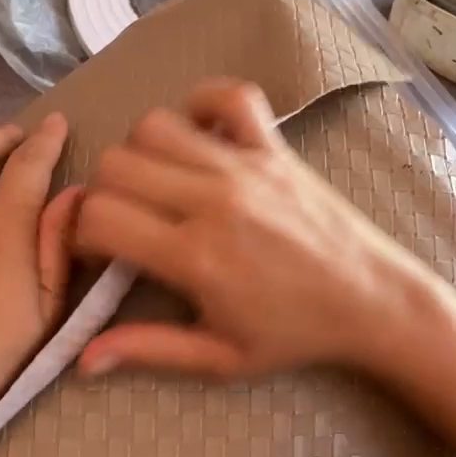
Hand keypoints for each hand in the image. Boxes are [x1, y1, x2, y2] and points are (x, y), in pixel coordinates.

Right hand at [74, 80, 443, 379]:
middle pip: (115, 164)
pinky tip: (201, 138)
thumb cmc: (295, 334)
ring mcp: (245, 166)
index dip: (82, 234)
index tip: (100, 253)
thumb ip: (148, 350)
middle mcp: (213, 201)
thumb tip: (82, 360)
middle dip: (104, 194)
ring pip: (155, 125)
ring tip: (160, 186)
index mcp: (194, 258)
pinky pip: (229, 96)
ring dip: (142, 153)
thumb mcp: (219, 358)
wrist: (373, 300)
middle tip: (127, 223)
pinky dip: (204, 105)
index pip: (100, 217)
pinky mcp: (275, 147)